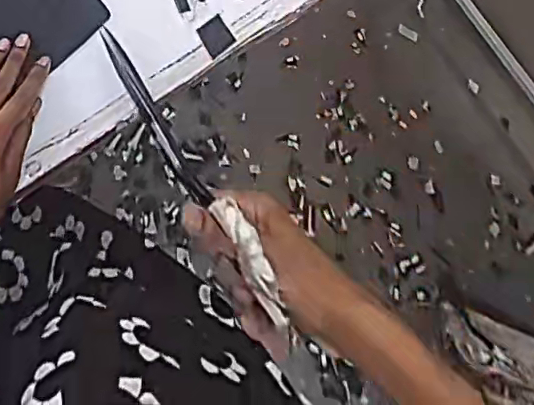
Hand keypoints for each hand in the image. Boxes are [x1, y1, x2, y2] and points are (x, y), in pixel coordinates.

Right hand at [184, 189, 383, 352]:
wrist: (342, 323)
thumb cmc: (311, 284)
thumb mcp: (256, 254)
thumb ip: (220, 232)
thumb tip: (191, 211)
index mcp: (260, 211)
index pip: (217, 208)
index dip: (212, 231)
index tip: (219, 250)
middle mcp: (263, 232)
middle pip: (223, 248)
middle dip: (231, 274)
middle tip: (246, 282)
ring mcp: (268, 261)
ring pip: (234, 278)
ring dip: (244, 299)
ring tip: (261, 306)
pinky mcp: (273, 286)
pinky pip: (249, 297)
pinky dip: (255, 313)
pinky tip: (267, 320)